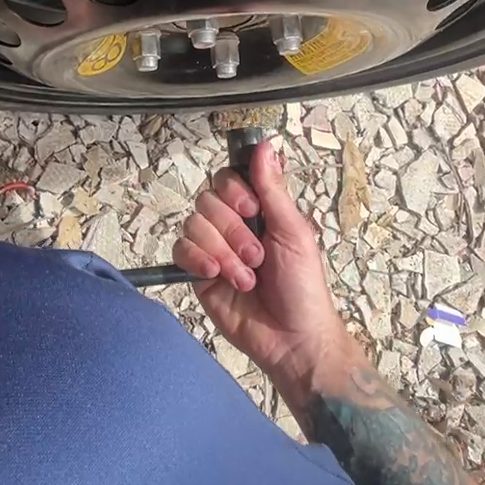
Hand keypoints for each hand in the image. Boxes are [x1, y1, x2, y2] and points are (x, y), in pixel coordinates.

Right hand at [172, 139, 358, 406]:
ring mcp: (212, 248)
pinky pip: (181, 250)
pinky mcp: (196, 272)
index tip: (251, 209)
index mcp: (257, 210)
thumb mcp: (293, 232)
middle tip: (257, 256)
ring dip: (222, 251)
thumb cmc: (303, 286)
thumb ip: (273, 189)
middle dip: (232, 230)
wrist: (292, 338)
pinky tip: (216, 275)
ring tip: (246, 277)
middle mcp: (230, 224)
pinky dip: (198, 260)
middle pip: (208, 200)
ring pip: (194, 225)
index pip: (227, 178)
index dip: (234, 191)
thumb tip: (265, 145)